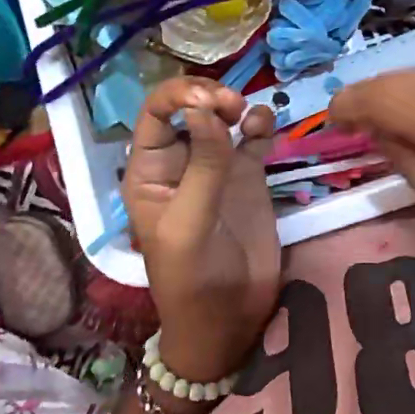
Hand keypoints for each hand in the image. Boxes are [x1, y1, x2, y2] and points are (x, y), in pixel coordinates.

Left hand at [122, 78, 278, 383]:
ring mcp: (217, 166)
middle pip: (191, 107)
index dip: (179, 95)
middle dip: (211, 96)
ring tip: (251, 119)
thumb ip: (201, 166)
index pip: (154, 113)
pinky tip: (265, 130)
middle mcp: (181, 161)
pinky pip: (253, 137)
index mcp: (150, 171)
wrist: (230, 318)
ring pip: (223, 117)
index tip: (211, 100)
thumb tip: (206, 109)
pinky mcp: (249, 175)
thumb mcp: (189, 223)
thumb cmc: (192, 276)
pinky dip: (260, 125)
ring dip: (238, 106)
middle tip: (235, 106)